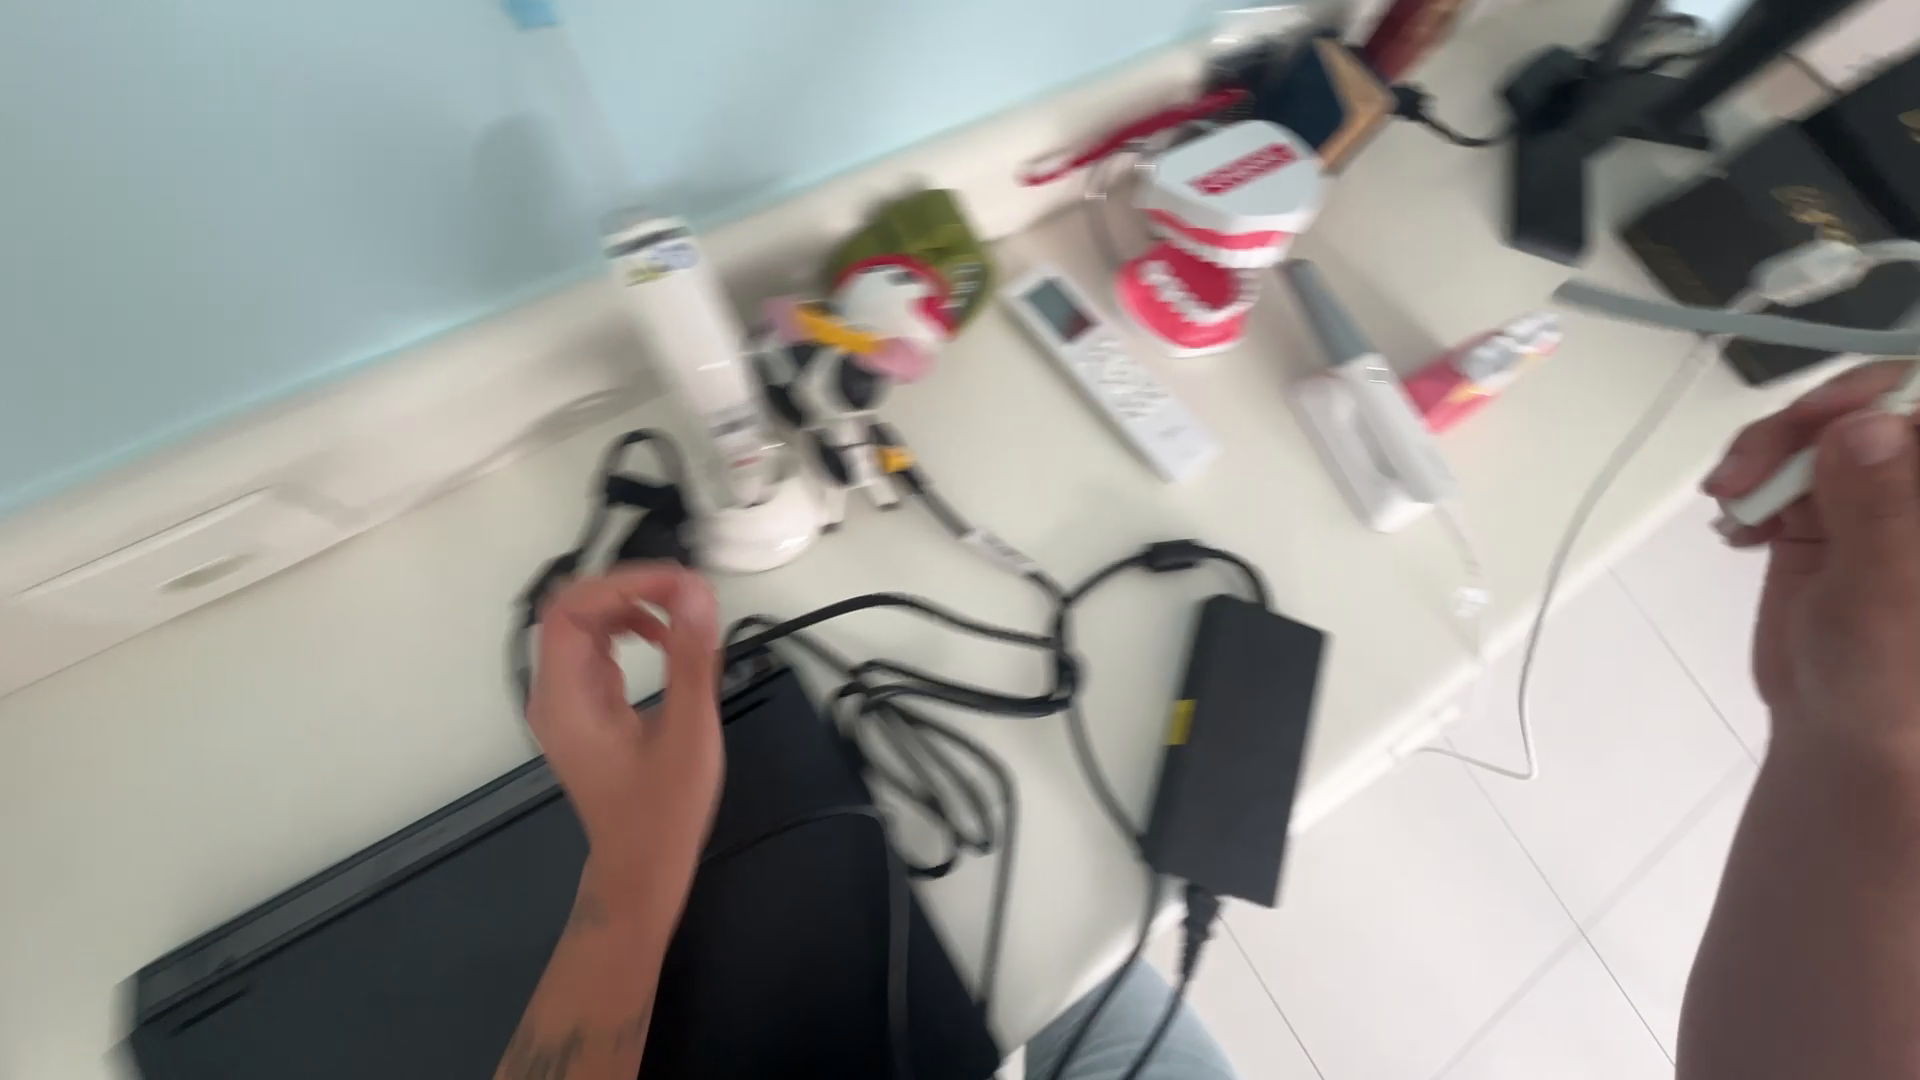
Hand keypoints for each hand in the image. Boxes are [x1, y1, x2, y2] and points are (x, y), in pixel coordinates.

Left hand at [529, 564, 723, 906]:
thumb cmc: (665, 810)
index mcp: (567, 700)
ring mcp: (565, 701)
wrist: (641, 868)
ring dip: (631, 604)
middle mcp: (554, 694)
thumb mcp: (689, 731)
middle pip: (572, 609)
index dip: (624, 583)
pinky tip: (665, 638)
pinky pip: (596, 647)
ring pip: (583, 624)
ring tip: (682, 607)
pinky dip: (630, 628)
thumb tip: (698, 593)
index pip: (571, 610)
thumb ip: (692, 658)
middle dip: (630, 587)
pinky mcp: (584, 707)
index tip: (680, 583)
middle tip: (686, 590)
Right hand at [1706, 361, 1919, 758]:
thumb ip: (1881, 510)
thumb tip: (1864, 426)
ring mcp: (1883, 500)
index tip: (1823, 417)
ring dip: (1763, 457)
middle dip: (1803, 427)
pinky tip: (1737, 527)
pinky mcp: (1832, 517)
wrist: (1853, 728)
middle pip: (1875, 411)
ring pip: (1822, 434)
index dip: (1887, 394)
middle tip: (1742, 472)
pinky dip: (1748, 488)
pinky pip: (1784, 473)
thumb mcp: (1888, 598)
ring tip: (1729, 504)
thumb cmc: (1894, 679)